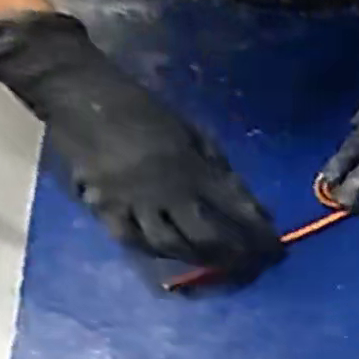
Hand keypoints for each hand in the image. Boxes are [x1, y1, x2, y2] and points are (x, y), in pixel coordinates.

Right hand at [0, 12, 281, 269]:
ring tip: (217, 264)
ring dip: (200, 260)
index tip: (278, 252)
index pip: (238, 212)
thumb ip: (223, 174)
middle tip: (251, 266)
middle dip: (235, 257)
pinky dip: (157, 252)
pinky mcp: (104, 207)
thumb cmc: (145, 112)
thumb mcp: (194, 135)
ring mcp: (134, 201)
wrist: (79, 91)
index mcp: (192, 167)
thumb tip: (257, 212)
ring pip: (173, 246)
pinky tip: (172, 254)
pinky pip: (134, 241)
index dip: (261, 236)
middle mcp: (166, 190)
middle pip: (209, 238)